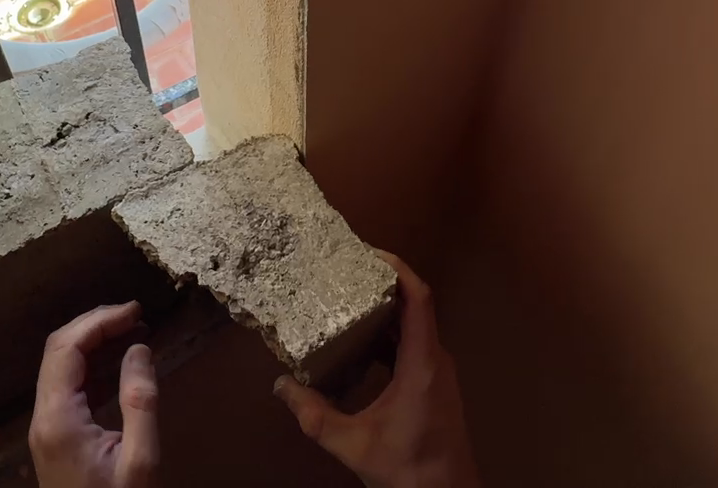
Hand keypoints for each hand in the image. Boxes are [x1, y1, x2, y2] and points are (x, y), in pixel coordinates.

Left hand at [30, 302, 158, 487]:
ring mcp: (47, 427)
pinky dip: (95, 364)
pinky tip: (124, 362)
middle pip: (59, 349)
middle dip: (96, 324)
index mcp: (58, 419)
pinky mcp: (57, 436)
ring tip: (135, 330)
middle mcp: (44, 416)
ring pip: (62, 365)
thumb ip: (140, 400)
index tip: (136, 310)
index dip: (100, 320)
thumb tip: (138, 347)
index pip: (67, 348)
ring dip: (96, 341)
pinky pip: (71, 385)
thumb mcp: (140, 462)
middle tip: (136, 315)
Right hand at [274, 251, 480, 487]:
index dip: (397, 268)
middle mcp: (434, 358)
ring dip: (383, 309)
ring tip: (346, 298)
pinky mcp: (433, 383)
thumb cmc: (410, 471)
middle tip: (345, 269)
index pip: (419, 298)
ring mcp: (437, 370)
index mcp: (422, 362)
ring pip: (412, 324)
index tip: (368, 251)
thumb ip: (316, 416)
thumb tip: (280, 386)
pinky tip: (358, 343)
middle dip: (381, 282)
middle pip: (413, 304)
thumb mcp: (355, 446)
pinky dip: (386, 334)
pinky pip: (411, 343)